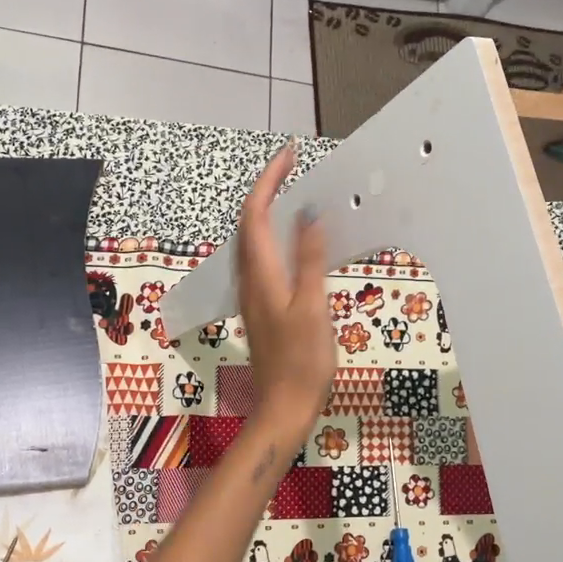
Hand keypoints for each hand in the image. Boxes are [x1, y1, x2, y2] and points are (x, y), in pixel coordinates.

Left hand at [237, 143, 334, 425]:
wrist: (284, 407)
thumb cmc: (303, 361)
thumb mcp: (313, 308)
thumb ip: (310, 260)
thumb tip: (308, 213)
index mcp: (261, 275)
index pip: (255, 215)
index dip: (268, 181)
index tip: (289, 154)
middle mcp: (250, 281)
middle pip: (249, 226)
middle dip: (266, 191)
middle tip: (292, 169)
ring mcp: (253, 297)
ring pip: (253, 244)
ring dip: (267, 214)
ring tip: (293, 195)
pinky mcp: (262, 309)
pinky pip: (263, 261)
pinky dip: (274, 239)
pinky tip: (295, 244)